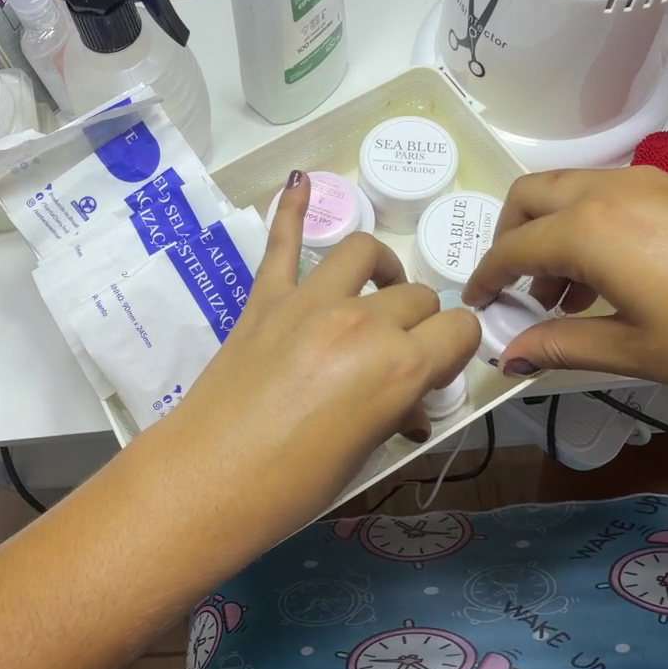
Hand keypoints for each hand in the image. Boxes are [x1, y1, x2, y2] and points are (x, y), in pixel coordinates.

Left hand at [143, 170, 479, 532]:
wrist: (208, 480)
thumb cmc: (295, 487)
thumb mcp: (366, 454)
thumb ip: (397, 411)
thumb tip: (408, 403)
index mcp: (399, 366)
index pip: (459, 330)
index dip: (455, 350)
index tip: (438, 370)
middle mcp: (362, 321)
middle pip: (417, 296)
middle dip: (419, 325)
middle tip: (398, 358)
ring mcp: (309, 301)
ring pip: (364, 254)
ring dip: (381, 271)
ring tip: (375, 292)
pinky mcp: (265, 298)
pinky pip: (282, 242)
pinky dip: (291, 209)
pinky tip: (300, 182)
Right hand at [461, 167, 667, 416]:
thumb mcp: (635, 351)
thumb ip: (560, 344)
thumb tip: (509, 354)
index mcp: (589, 228)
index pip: (512, 247)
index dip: (485, 277)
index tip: (476, 305)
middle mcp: (612, 190)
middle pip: (531, 196)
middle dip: (508, 237)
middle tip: (515, 289)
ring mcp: (654, 182)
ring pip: (573, 191)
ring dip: (551, 231)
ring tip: (566, 294)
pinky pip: (612, 195)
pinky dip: (590, 225)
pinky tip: (615, 277)